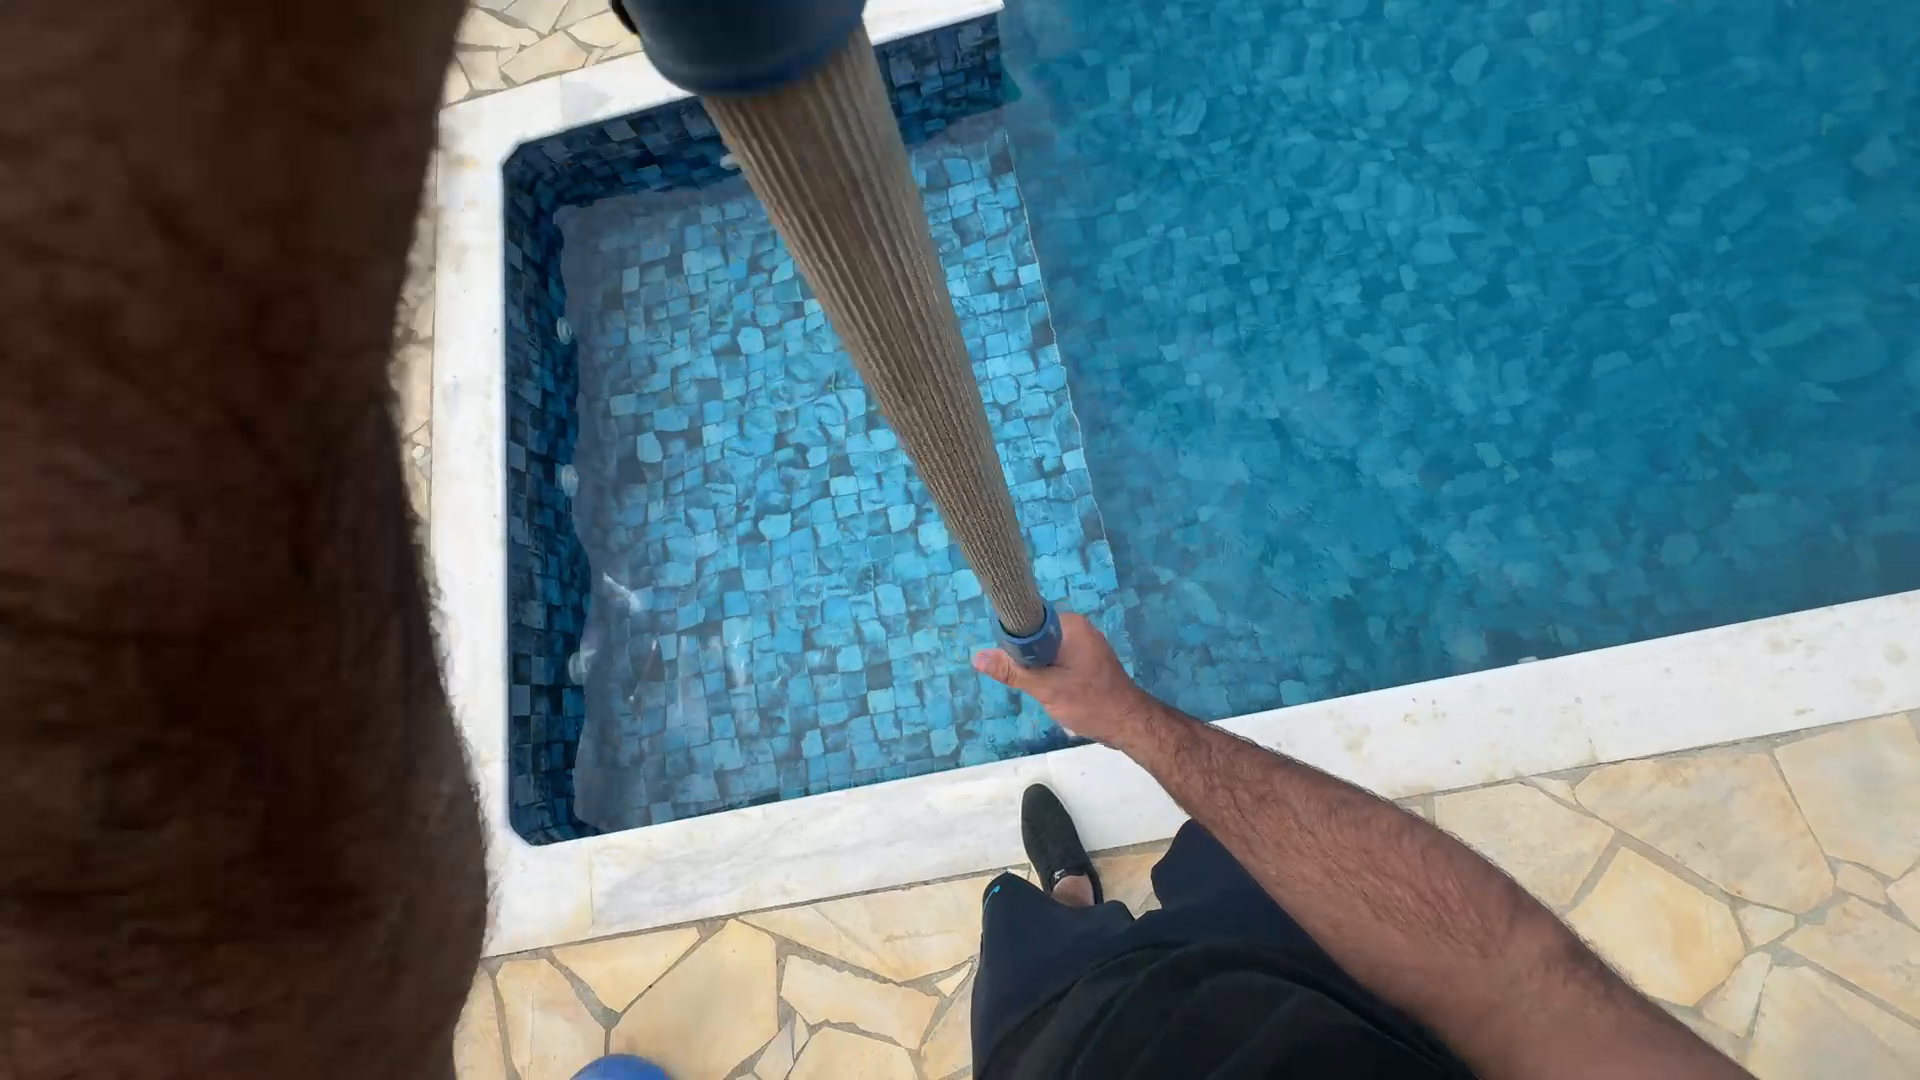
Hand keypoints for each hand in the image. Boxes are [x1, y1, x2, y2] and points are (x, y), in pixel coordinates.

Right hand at [971, 612, 1162, 747]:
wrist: (1129, 724)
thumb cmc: (1089, 702)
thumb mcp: (1046, 688)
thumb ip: (1012, 671)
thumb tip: (977, 657)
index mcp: (1069, 624)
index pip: (1028, 618)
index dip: (1012, 638)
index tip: (1004, 659)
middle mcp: (1077, 627)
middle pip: (1034, 634)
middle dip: (1024, 656)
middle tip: (1024, 679)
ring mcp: (1084, 642)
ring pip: (1045, 648)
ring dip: (1037, 667)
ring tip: (1039, 687)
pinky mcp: (1086, 658)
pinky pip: (1057, 656)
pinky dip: (1049, 671)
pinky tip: (1052, 689)